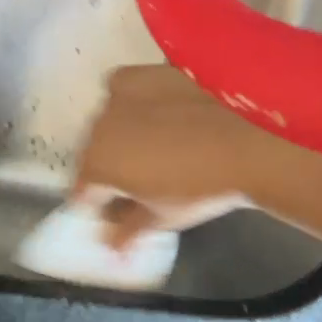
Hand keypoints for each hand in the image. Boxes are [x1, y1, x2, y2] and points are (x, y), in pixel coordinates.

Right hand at [74, 64, 284, 243]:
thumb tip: (110, 246)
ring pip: (106, 119)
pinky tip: (148, 110)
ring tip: (150, 145)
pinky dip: (128, 100)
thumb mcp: (160, 220)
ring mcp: (118, 96)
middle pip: (92, 152)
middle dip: (108, 168)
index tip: (114, 212)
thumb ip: (126, 232)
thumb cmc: (197, 191)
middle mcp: (97, 126)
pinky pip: (120, 87)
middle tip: (136, 180)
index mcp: (97, 164)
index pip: (81, 190)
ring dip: (118, 134)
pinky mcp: (141, 75)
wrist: (240, 149)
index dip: (97, 204)